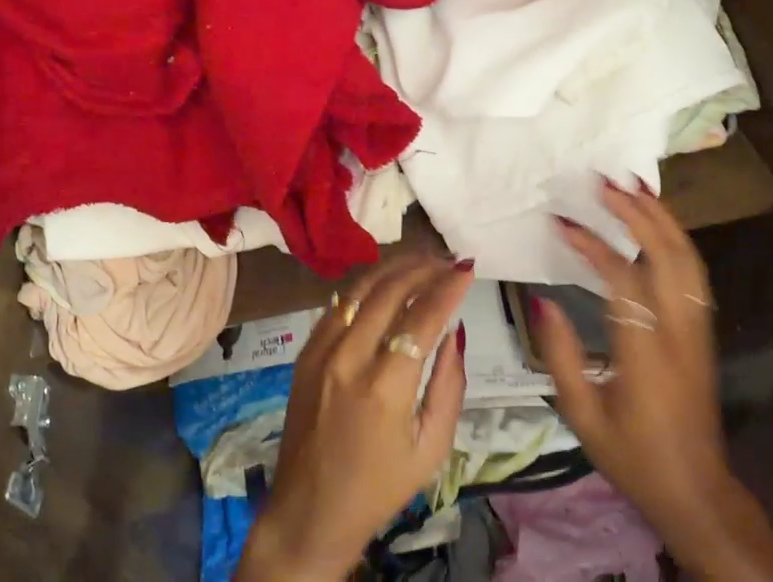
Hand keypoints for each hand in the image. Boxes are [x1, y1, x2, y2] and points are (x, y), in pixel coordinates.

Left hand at [237, 254, 474, 580]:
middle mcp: (348, 360)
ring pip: (358, 290)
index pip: (422, 318)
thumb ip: (449, 385)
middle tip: (448, 260)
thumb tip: (454, 332)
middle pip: (388, 292)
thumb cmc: (379, 488)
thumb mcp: (432, 447)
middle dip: (423, 268)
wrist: (308, 513)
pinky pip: (337, 307)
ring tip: (422, 262)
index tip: (468, 267)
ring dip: (392, 269)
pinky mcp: (304, 355)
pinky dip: (364, 288)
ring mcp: (320, 354)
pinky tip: (384, 284)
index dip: (448, 288)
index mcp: (384, 388)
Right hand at [536, 182, 772, 580]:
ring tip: (633, 187)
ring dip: (662, 218)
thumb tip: (542, 299)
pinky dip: (676, 239)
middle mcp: (680, 331)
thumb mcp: (583, 415)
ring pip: (689, 259)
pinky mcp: (704, 332)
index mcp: (647, 353)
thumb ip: (561, 355)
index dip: (593, 244)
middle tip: (605, 181)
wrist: (696, 490)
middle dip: (638, 212)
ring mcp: (699, 330)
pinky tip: (656, 225)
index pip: (623, 279)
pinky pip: (694, 273)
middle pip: (668, 255)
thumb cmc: (634, 457)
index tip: (563, 222)